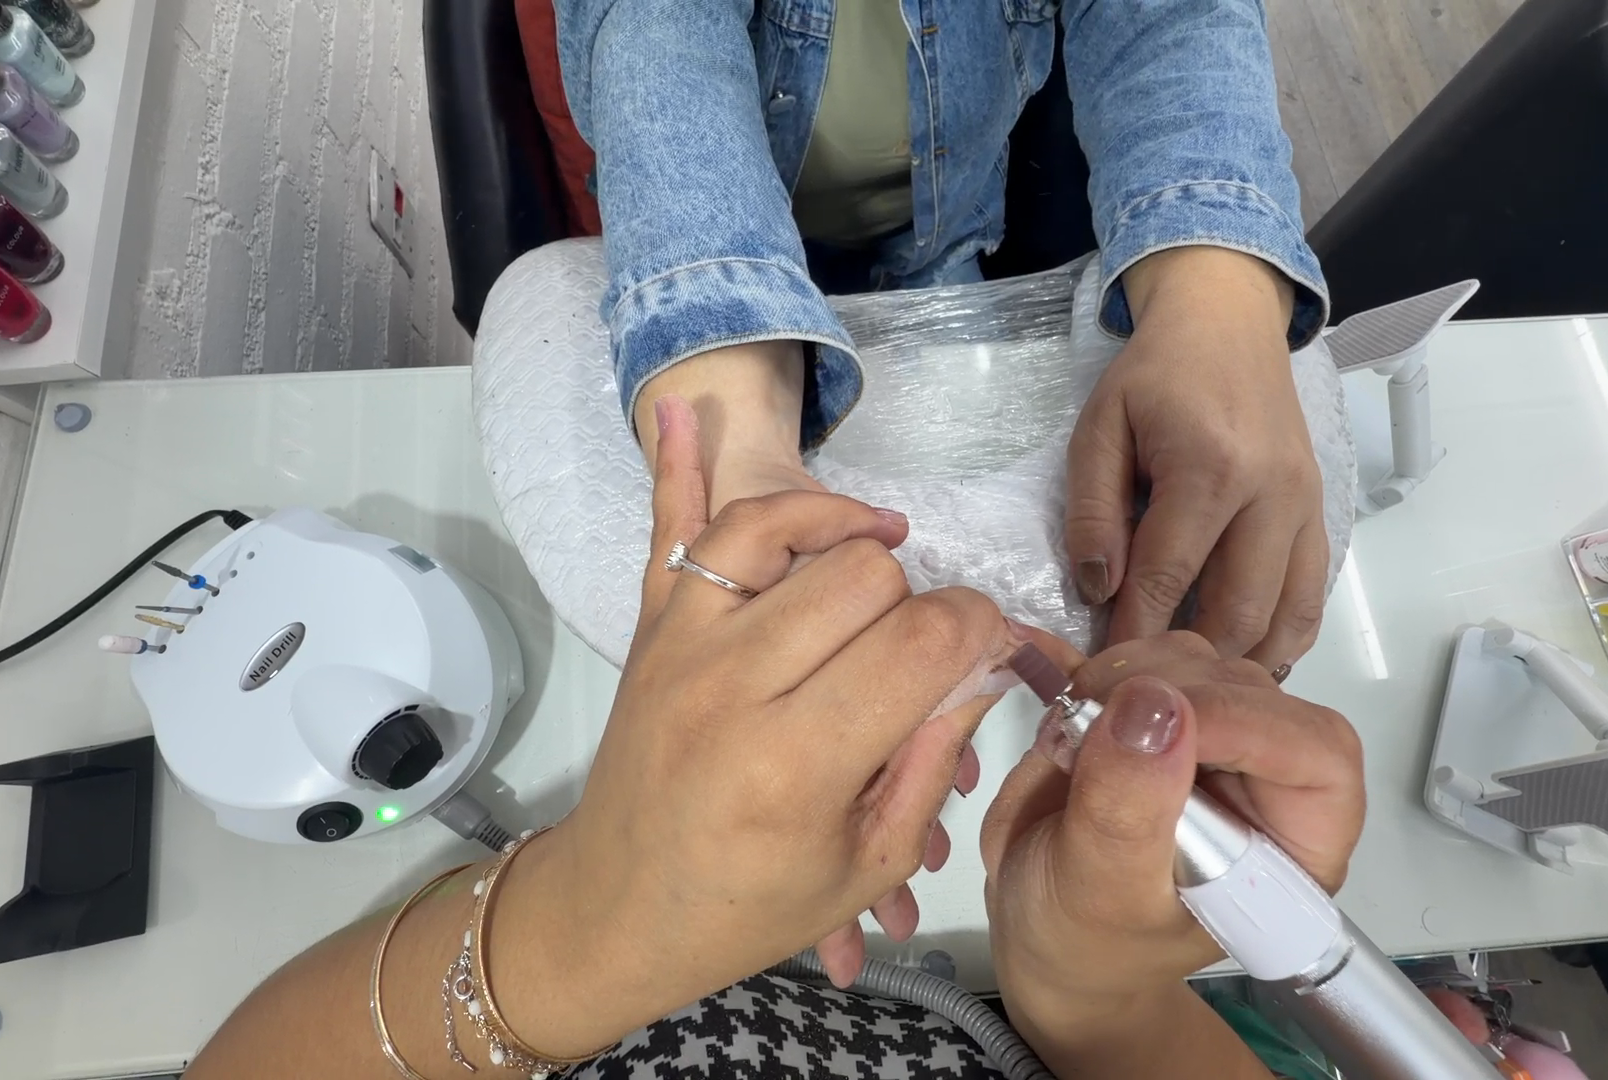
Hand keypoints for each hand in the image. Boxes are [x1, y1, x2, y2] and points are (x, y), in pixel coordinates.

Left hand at [637, 346, 972, 982]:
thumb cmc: (748, 906)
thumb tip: (980, 659)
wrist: (616, 907)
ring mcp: (681, 641)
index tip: (992, 645)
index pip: (925, 639)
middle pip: (863, 574)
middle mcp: (734, 682)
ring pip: (781, 528)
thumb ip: (933, 754)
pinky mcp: (651, 627)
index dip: (982, 628)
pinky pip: (667, 529)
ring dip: (845, 530)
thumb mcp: (866, 863)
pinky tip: (683, 408)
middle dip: (917, 600)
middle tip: (915, 644)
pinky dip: (677, 465)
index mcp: (800, 759)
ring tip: (877, 548)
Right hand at [980, 631, 1363, 1068]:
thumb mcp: (1102, 889)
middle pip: (1246, 688)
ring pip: (1189, 657)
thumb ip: (1128, 809)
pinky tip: (1062, 716)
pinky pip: (1133, 656)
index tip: (1143, 724)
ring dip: (1118, 676)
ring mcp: (1197, 735)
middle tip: (1082, 730)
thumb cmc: (1081, 934)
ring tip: (1067, 735)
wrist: (1035, 915)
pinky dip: (1090, 671)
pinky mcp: (1142, 710)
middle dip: (1159, 691)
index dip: (1240, 719)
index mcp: (1286, 841)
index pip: (1312, 750)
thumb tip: (1150, 704)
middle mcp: (1254, 777)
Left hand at [1067, 246, 1326, 669]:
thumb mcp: (1099, 430)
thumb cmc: (1151, 378)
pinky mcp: (1321, 512)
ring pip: (1286, 614)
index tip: (1108, 679)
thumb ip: (1093, 509)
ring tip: (1196, 691)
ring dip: (1240, 661)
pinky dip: (1283, 635)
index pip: (1165, 577)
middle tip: (1150, 694)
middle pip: (1236, 610)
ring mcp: (1308, 507)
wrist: (1227, 327)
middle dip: (1191, 662)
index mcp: (1210, 472)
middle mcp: (1273, 497)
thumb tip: (1098, 587)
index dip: (1134, 635)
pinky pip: (1311, 593)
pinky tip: (1246, 659)